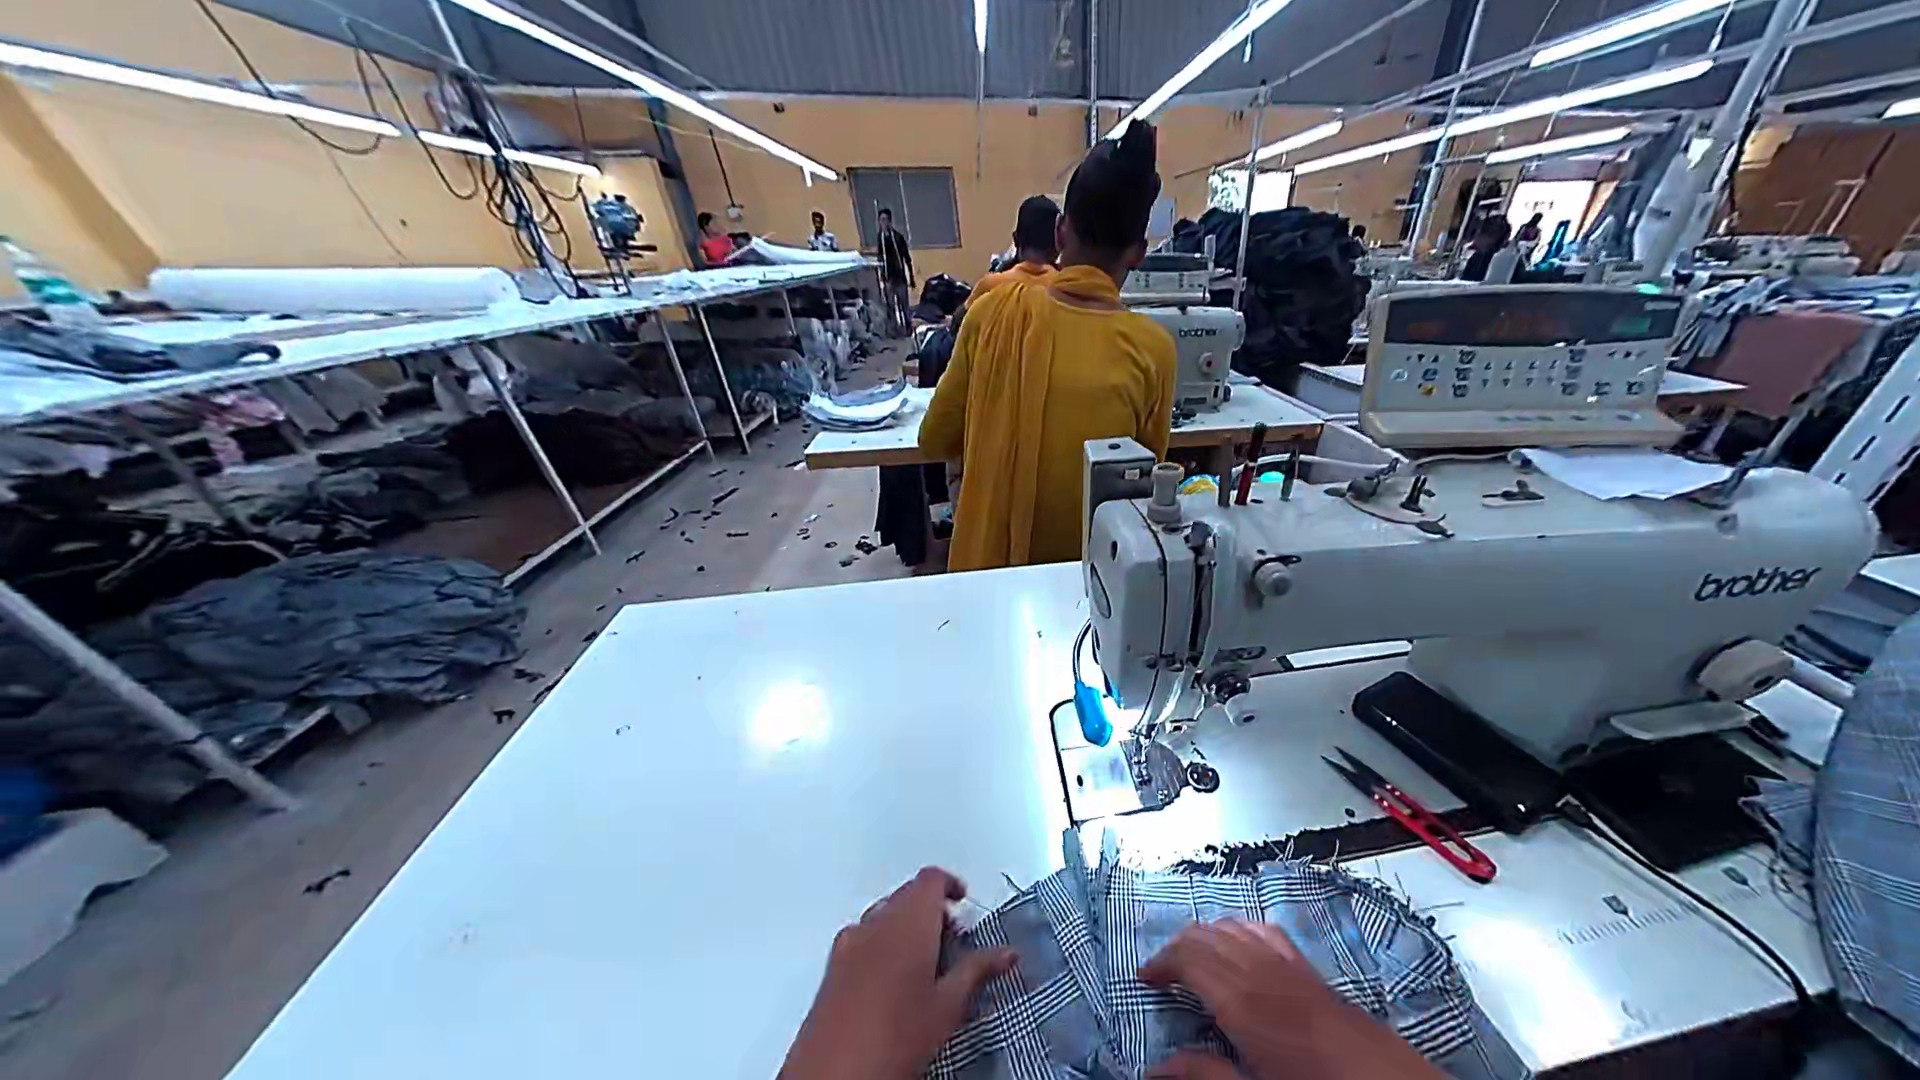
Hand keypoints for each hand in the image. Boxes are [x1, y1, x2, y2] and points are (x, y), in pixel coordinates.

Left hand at [778, 867, 1015, 1079]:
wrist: (835, 1072)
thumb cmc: (898, 1035)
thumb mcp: (948, 1006)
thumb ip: (977, 971)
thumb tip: (1007, 953)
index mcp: (909, 920)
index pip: (930, 878)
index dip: (950, 884)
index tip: (963, 902)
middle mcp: (878, 919)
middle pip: (908, 894)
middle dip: (932, 909)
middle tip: (952, 942)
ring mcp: (851, 938)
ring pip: (885, 914)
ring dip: (907, 925)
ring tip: (925, 966)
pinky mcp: (832, 962)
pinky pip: (864, 934)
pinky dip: (882, 941)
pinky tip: (892, 982)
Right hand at [1139, 920, 1442, 1079]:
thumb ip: (1205, 1076)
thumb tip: (1154, 1069)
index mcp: (1243, 1001)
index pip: (1188, 957)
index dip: (1160, 962)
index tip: (1143, 979)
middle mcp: (1261, 971)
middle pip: (1205, 936)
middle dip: (1177, 948)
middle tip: (1162, 974)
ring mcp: (1288, 966)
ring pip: (1231, 927)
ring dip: (1204, 936)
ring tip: (1191, 959)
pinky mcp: (1310, 971)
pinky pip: (1264, 930)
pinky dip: (1239, 929)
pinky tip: (1238, 944)